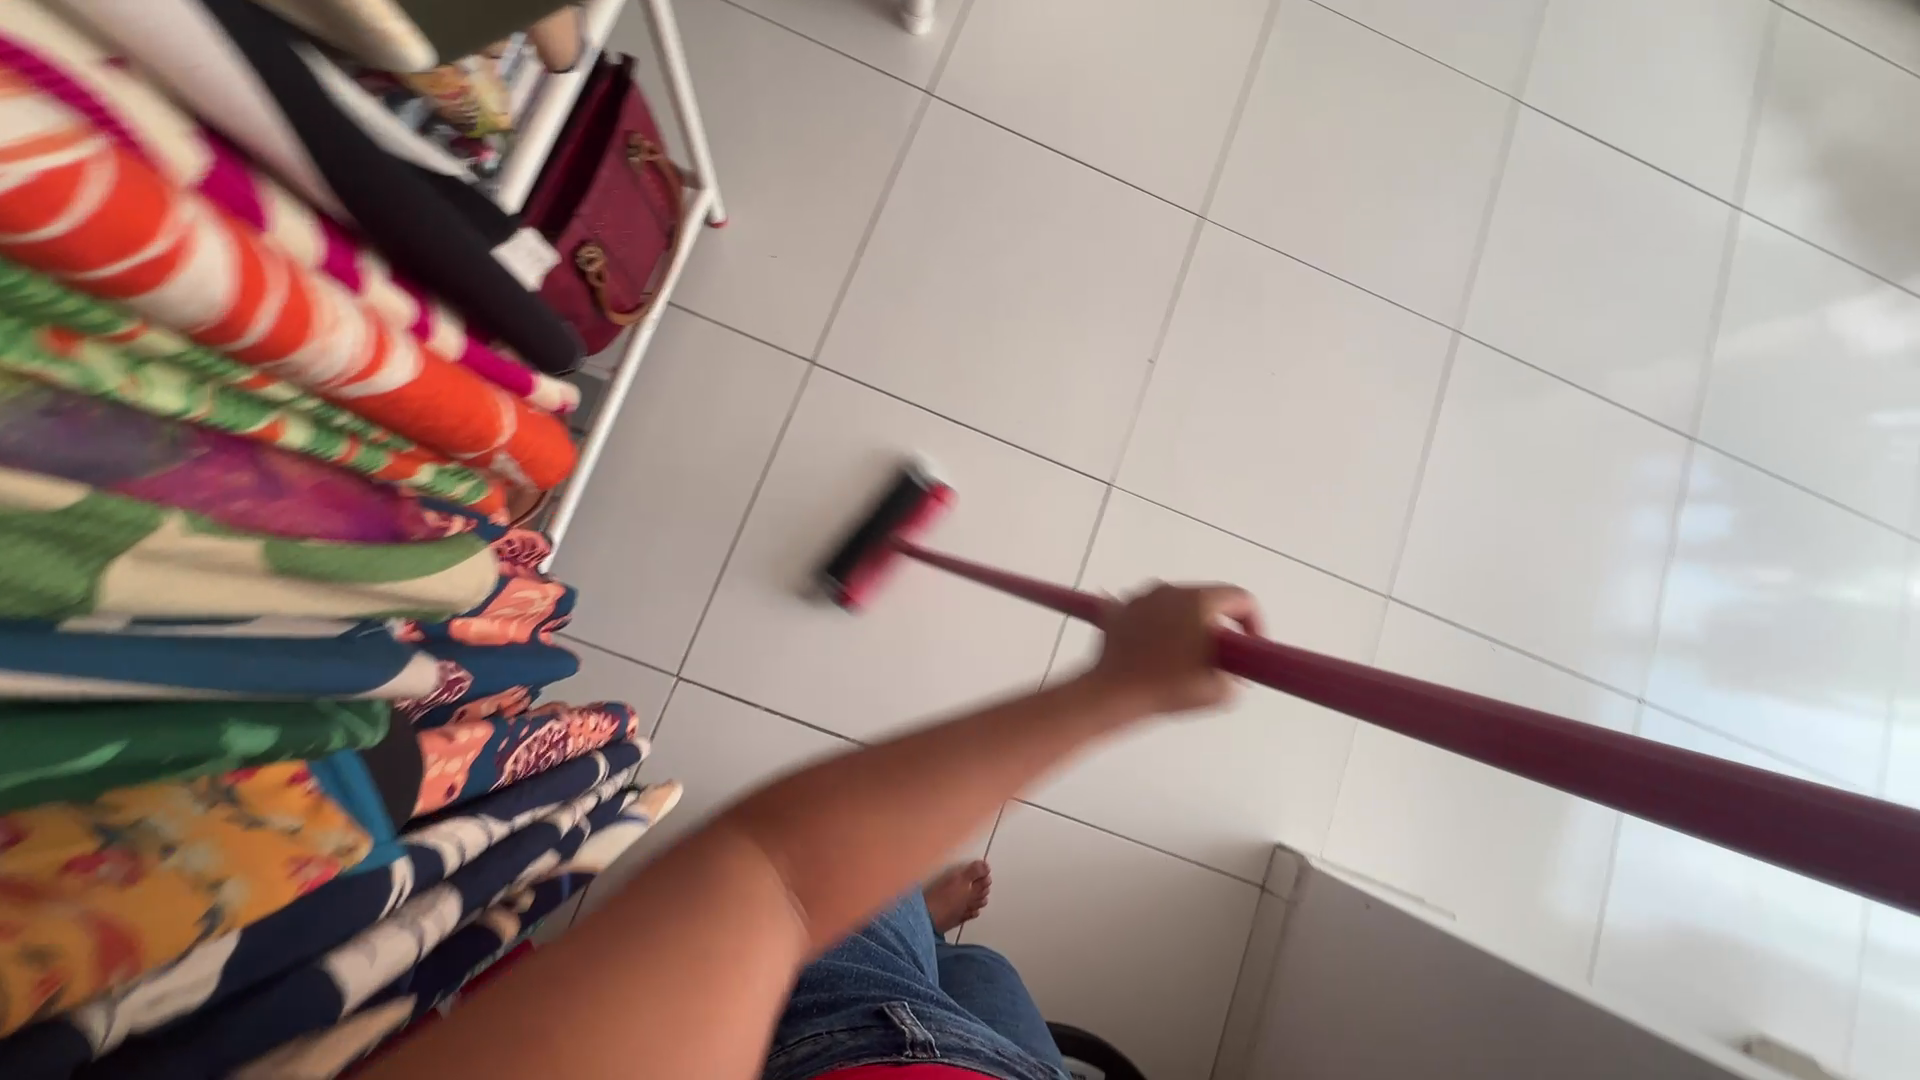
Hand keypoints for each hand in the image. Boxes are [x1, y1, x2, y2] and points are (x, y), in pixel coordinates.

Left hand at [1083, 582, 1262, 715]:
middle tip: (1219, 656)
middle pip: (1207, 597)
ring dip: (1187, 622)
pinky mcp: (1117, 609)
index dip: (1254, 622)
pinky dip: (1155, 624)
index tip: (1250, 647)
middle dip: (1219, 624)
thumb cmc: (1168, 689)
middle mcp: (1168, 590)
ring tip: (1184, 655)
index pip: (1240, 598)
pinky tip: (1156, 644)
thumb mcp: (1220, 690)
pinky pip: (1146, 610)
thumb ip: (1236, 674)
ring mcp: (1140, 597)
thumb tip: (1231, 672)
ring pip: (1175, 602)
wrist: (1113, 694)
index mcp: (1197, 601)